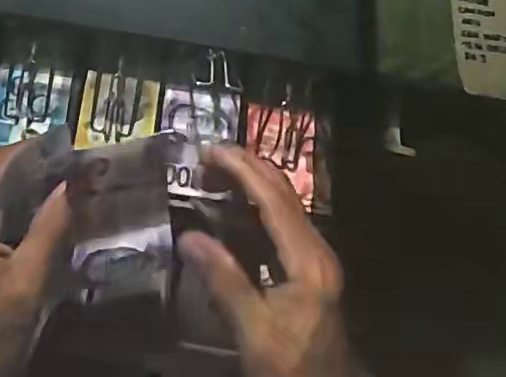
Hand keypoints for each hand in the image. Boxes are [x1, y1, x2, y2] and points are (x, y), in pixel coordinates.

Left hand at [0, 141, 70, 376]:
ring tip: (70, 185)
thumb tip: (72, 181)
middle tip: (75, 165)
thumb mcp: (26, 284)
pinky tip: (49, 218)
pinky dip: (23, 215)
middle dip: (38, 170)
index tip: (67, 143)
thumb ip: (49, 228)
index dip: (32, 148)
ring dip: (32, 193)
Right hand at [177, 143, 355, 376]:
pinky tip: (235, 207)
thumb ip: (223, 281)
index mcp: (308, 259)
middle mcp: (317, 249)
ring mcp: (317, 259)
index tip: (210, 151)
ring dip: (252, 182)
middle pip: (282, 192)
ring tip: (215, 175)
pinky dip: (257, 203)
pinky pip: (283, 220)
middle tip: (207, 158)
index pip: (272, 198)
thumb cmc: (292, 370)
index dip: (241, 168)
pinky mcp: (311, 270)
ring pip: (284, 203)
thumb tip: (187, 236)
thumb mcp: (254, 333)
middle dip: (246, 167)